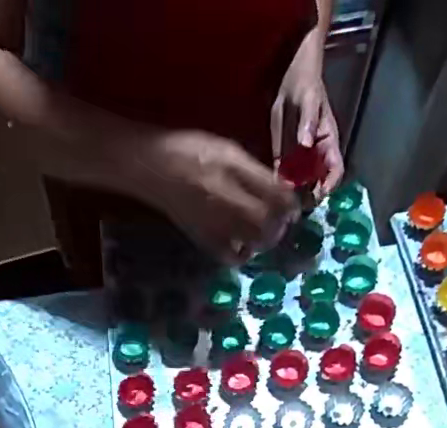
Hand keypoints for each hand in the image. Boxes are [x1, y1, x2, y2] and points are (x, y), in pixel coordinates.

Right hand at [145, 129, 297, 263]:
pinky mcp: (202, 238)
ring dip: (263, 241)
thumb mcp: (229, 151)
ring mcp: (213, 221)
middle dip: (280, 226)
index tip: (292, 208)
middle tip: (279, 223)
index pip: (277, 196)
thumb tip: (281, 192)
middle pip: (268, 224)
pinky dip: (241, 254)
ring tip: (261, 234)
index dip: (291, 206)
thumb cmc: (193, 151)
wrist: (155, 168)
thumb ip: (256, 172)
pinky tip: (241, 245)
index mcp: (235, 170)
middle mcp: (226, 198)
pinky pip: (230, 256)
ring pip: (253, 242)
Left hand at [271, 34, 344, 197]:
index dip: (328, 187)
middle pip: (317, 186)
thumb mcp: (307, 98)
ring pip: (300, 187)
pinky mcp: (284, 160)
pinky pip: (284, 180)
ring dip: (291, 198)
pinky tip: (268, 193)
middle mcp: (316, 156)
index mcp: (328, 143)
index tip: (314, 196)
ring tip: (278, 204)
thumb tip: (307, 144)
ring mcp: (301, 160)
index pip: (335, 172)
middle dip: (306, 199)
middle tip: (290, 206)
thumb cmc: (304, 83)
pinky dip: (278, 189)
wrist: (290, 77)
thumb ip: (308, 121)